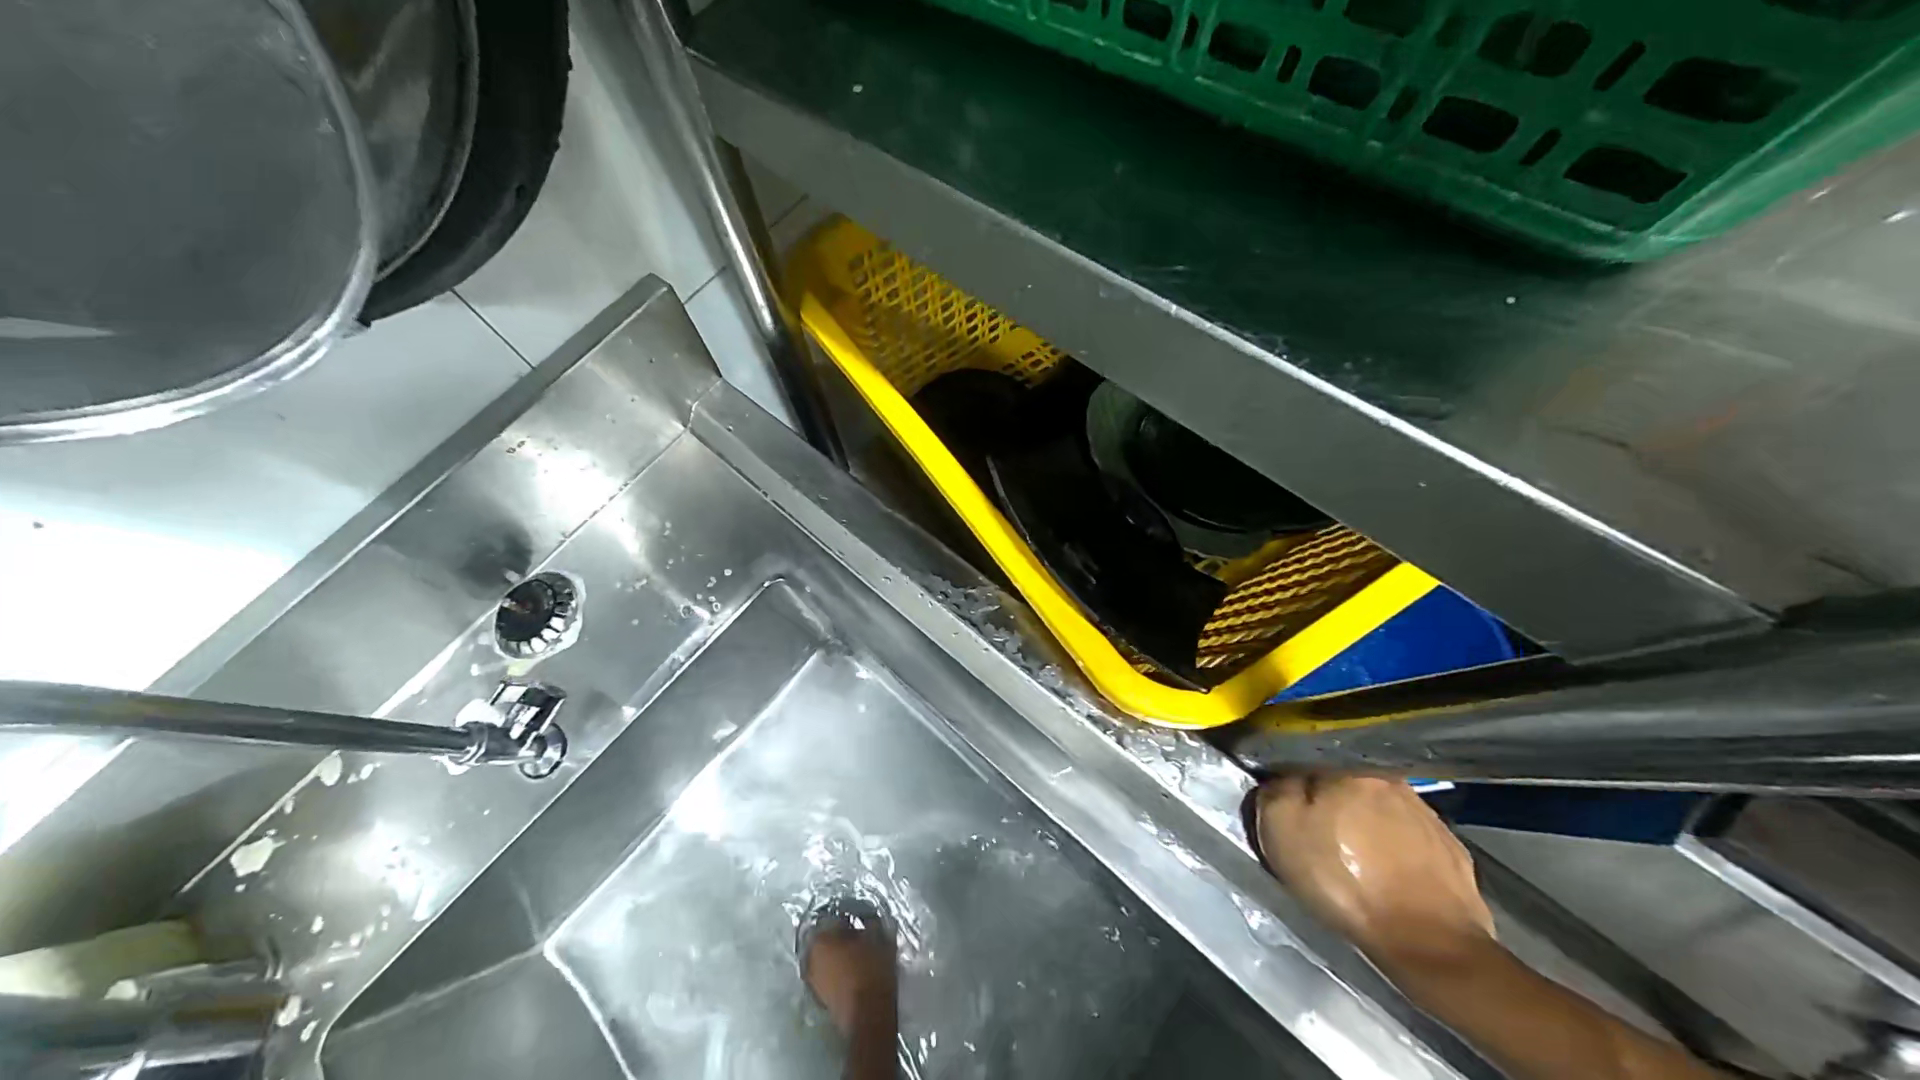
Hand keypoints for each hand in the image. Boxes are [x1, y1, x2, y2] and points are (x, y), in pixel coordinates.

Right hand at [1256, 774, 1495, 973]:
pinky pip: (1410, 842)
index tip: (1286, 819)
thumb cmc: (1344, 885)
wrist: (1430, 945)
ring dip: (1366, 831)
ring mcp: (1427, 816)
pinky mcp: (1453, 852)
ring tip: (1356, 868)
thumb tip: (1282, 781)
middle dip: (1332, 809)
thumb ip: (1276, 792)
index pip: (1305, 766)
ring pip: (1380, 813)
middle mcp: (1390, 782)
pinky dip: (1396, 855)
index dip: (1291, 792)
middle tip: (1319, 845)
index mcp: (1346, 770)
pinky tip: (1389, 882)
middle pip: (1345, 788)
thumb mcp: (1281, 831)